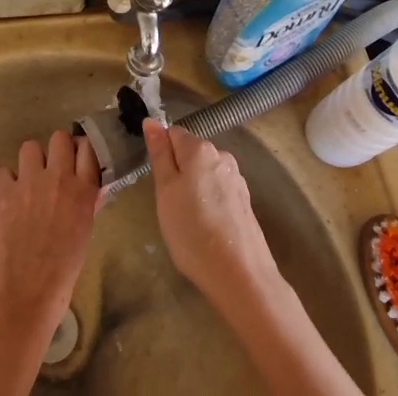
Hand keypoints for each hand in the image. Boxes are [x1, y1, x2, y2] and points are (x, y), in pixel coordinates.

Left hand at [0, 131, 100, 332]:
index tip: (78, 159)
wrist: (25, 295)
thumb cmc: (62, 274)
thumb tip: (90, 188)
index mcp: (84, 192)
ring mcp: (28, 182)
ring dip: (31, 162)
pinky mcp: (3, 191)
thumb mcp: (84, 235)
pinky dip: (7, 182)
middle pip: (59, 138)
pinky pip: (4, 171)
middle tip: (53, 170)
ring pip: (30, 147)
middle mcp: (58, 179)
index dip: (82, 151)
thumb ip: (87, 205)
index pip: (88, 148)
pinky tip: (10, 199)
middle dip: (57, 150)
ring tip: (30, 183)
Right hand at [143, 119, 277, 297]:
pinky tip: (206, 227)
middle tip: (168, 204)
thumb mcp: (165, 191)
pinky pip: (218, 192)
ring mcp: (237, 180)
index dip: (161, 153)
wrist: (240, 275)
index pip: (173, 134)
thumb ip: (160, 155)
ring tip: (187, 220)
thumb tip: (152, 121)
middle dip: (177, 172)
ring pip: (204, 175)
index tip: (156, 181)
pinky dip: (208, 203)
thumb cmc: (192, 230)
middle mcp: (222, 157)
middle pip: (191, 154)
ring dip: (193, 189)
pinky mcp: (245, 202)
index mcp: (200, 149)